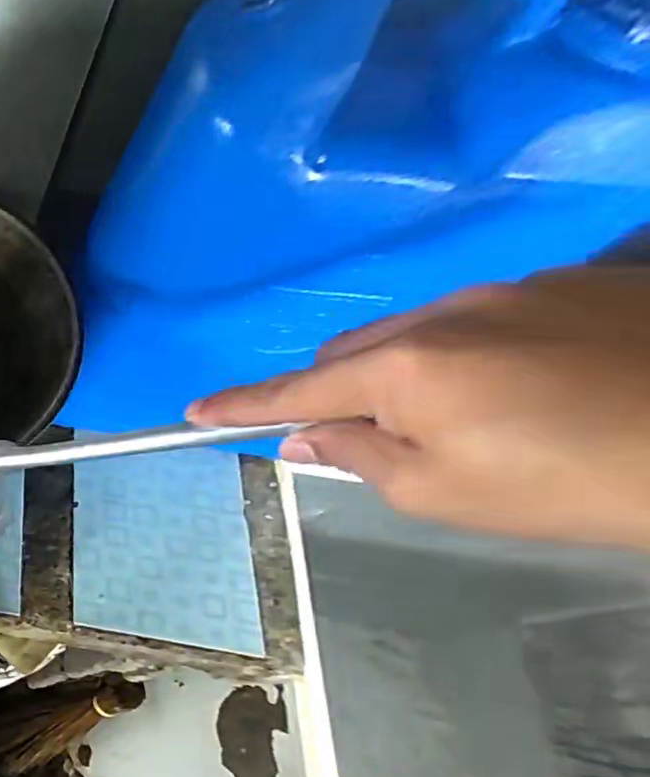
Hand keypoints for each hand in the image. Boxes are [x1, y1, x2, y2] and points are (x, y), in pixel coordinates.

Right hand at [187, 265, 649, 549]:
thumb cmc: (586, 483)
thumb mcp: (445, 494)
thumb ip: (357, 457)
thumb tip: (309, 437)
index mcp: (403, 369)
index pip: (289, 392)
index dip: (236, 407)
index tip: (191, 414)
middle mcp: (445, 314)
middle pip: (344, 354)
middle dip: (332, 391)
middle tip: (364, 437)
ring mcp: (517, 291)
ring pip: (409, 331)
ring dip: (400, 371)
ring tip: (460, 415)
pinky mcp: (585, 282)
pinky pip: (479, 317)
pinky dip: (466, 352)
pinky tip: (526, 385)